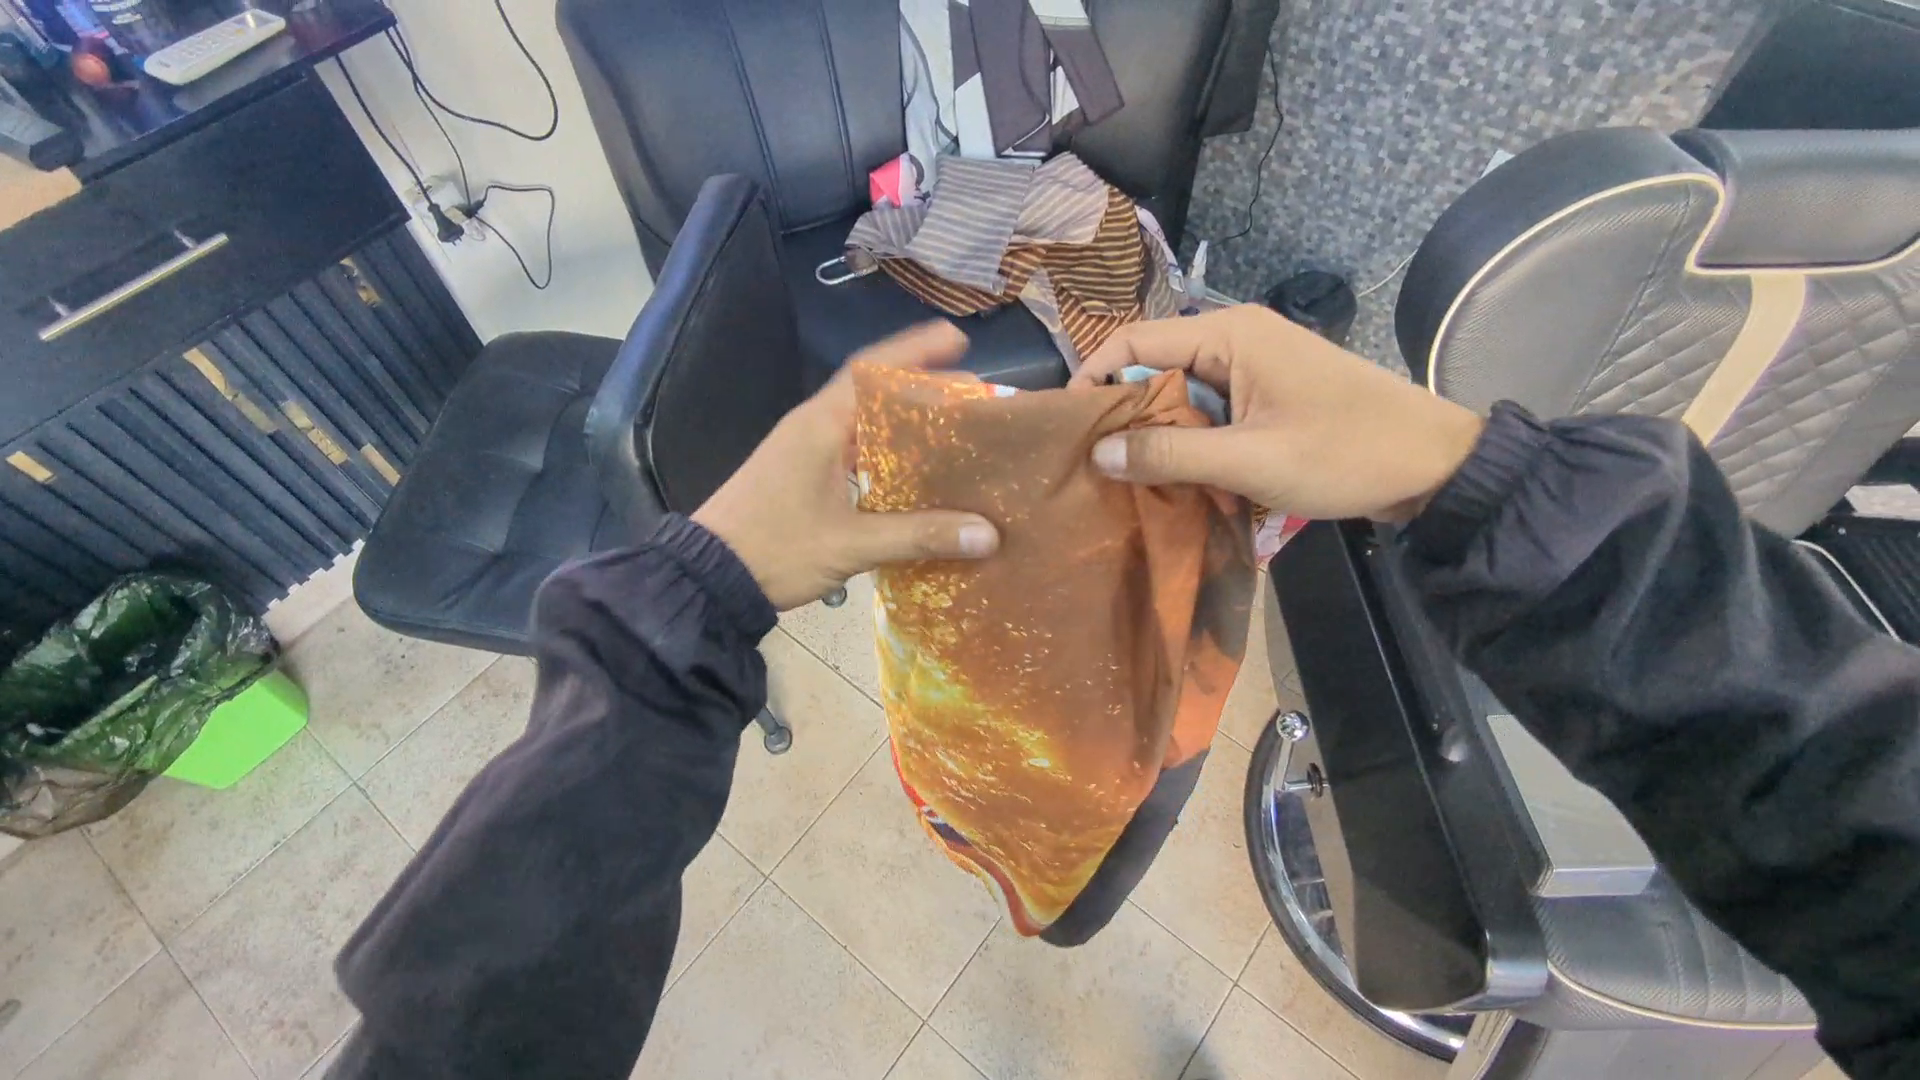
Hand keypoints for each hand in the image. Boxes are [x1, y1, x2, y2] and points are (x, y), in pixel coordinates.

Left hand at [693, 323, 1000, 609]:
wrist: (710, 576)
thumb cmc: (777, 548)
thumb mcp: (851, 545)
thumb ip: (919, 536)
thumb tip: (989, 534)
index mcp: (822, 424)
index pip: (872, 369)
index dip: (915, 350)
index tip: (957, 339)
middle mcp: (814, 425)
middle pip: (873, 390)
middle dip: (920, 385)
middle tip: (970, 394)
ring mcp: (805, 448)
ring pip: (863, 420)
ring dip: (902, 418)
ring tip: (951, 426)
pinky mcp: (802, 473)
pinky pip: (852, 446)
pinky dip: (885, 448)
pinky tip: (912, 469)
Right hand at [1068, 306, 1484, 522]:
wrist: (1434, 465)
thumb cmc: (1344, 454)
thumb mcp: (1250, 460)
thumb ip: (1170, 455)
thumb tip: (1097, 455)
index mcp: (1229, 335)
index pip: (1134, 340)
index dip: (1093, 379)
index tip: (1067, 429)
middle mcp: (1235, 338)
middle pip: (1153, 366)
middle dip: (1122, 414)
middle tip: (1093, 464)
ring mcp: (1253, 365)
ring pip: (1179, 393)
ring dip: (1156, 434)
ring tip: (1127, 477)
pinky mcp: (1265, 392)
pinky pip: (1207, 409)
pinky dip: (1188, 440)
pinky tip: (1177, 476)